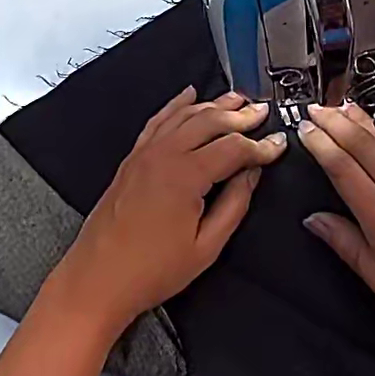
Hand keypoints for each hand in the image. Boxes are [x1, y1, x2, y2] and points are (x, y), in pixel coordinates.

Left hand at [43, 88, 286, 333]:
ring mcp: (146, 152)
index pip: (234, 147)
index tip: (278, 144)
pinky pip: (159, 119)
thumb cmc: (150, 271)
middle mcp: (165, 154)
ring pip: (187, 114)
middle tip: (262, 112)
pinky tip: (190, 94)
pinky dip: (177, 104)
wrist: (96, 281)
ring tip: (237, 100)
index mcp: (186, 176)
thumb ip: (234, 205)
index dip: (260, 145)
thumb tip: (252, 175)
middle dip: (242, 115)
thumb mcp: (206, 247)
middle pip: (212, 121)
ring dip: (215, 104)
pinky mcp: (133, 156)